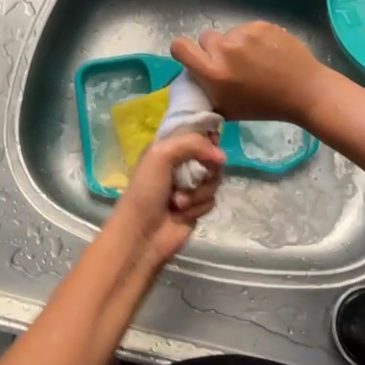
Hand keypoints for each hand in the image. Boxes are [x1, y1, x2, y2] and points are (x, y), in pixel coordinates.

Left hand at [110, 133, 224, 265]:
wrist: (142, 233)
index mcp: (168, 147)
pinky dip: (198, 206)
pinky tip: (182, 213)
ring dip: (198, 191)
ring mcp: (189, 186)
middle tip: (200, 173)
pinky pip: (211, 200)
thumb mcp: (162, 154)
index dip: (207, 135)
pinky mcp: (196, 207)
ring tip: (178, 201)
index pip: (195, 131)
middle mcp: (180, 164)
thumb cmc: (146, 190)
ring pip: (214, 179)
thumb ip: (193, 143)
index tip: (213, 140)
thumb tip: (221, 157)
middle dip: (206, 167)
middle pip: (211, 156)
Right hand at [171, 21, 334, 126]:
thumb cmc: (263, 106)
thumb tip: (193, 78)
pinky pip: (247, 29)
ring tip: (254, 60)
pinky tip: (267, 52)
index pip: (179, 46)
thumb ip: (205, 92)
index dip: (184, 51)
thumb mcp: (227, 109)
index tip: (196, 59)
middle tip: (231, 64)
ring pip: (228, 34)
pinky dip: (253, 39)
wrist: (303, 91)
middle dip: (214, 50)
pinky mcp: (261, 24)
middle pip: (206, 39)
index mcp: (213, 72)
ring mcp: (244, 34)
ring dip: (235, 45)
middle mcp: (224, 49)